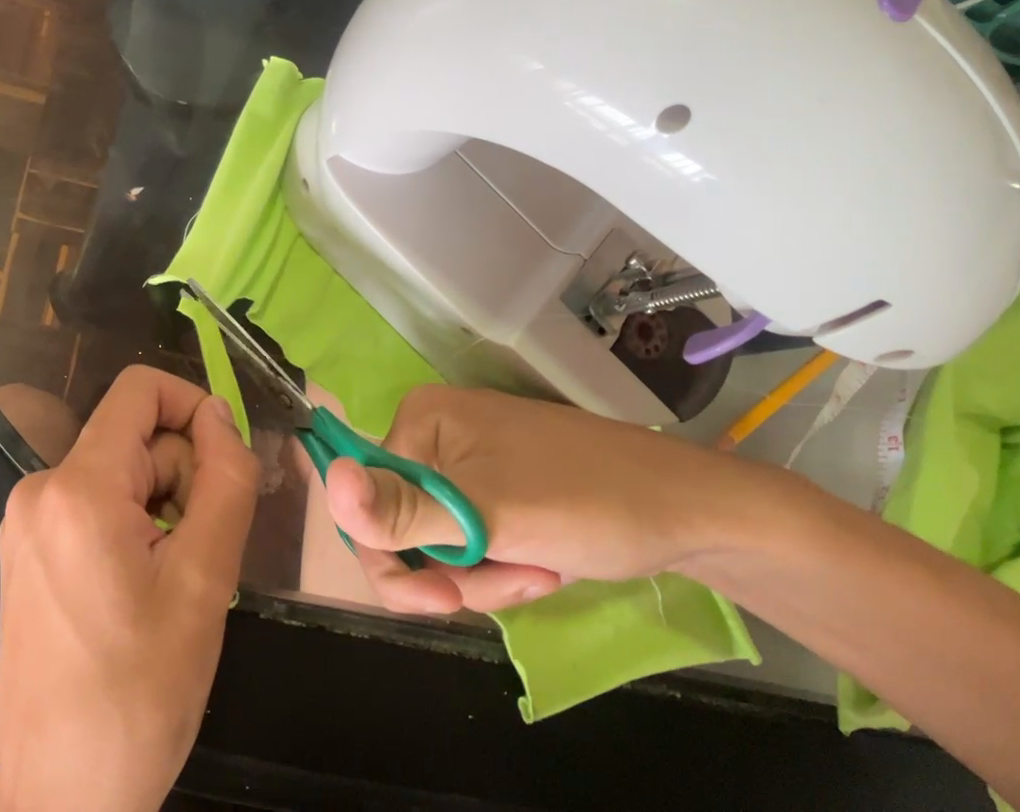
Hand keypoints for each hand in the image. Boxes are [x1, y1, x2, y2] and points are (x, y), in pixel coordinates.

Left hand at [0, 366, 259, 811]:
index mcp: (75, 488)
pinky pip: (91, 509)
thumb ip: (224, 482)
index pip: (139, 390)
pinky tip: (139, 592)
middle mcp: (36, 490)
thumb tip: (218, 414)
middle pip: (132, 438)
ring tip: (170, 585)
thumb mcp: (204, 581)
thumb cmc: (141, 691)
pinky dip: (129, 531)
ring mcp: (24, 523)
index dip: (195, 408)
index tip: (226, 466)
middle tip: (199, 556)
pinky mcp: (24, 552)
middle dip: (180, 479)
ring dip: (159, 510)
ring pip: (116, 475)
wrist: (65, 788)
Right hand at [325, 385, 758, 615]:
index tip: (448, 598)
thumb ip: (404, 510)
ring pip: (433, 542)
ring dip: (478, 575)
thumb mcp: (490, 516)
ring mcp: (464, 461)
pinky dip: (496, 566)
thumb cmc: (589, 502)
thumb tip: (326, 484)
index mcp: (420, 420)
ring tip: (536, 574)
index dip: (395, 560)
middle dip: (450, 571)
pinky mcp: (494, 488)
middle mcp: (432, 434)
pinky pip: (465, 539)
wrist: (694, 512)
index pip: (363, 502)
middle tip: (510, 583)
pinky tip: (539, 566)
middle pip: (398, 527)